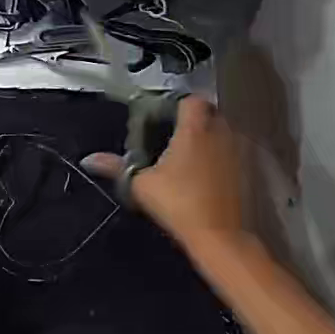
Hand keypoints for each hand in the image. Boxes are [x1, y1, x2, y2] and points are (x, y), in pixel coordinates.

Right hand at [84, 96, 246, 249]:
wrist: (219, 234)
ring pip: (221, 131)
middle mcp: (220, 132)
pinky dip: (217, 156)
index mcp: (194, 129)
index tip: (161, 119)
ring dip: (206, 138)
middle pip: (207, 112)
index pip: (191, 99)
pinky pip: (230, 151)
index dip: (176, 104)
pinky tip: (202, 174)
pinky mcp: (246, 170)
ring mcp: (236, 150)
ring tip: (185, 157)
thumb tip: (88, 159)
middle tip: (170, 137)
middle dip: (191, 120)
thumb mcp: (141, 185)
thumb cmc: (178, 203)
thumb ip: (116, 167)